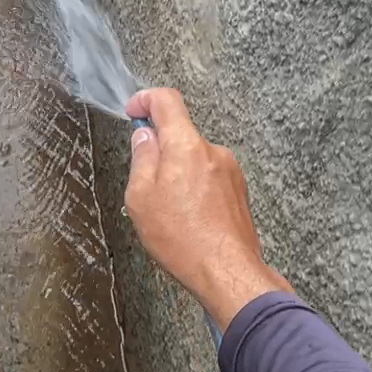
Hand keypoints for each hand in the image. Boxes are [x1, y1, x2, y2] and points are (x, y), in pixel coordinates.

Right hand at [125, 89, 290, 329]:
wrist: (227, 272)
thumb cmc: (182, 238)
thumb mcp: (141, 197)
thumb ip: (142, 158)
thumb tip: (144, 137)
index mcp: (186, 145)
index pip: (167, 100)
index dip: (145, 99)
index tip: (133, 111)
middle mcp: (212, 151)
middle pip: (180, 132)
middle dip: (158, 149)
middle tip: (143, 182)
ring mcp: (229, 171)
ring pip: (193, 158)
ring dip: (176, 172)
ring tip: (166, 210)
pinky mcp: (237, 191)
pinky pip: (207, 177)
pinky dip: (192, 188)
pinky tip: (186, 218)